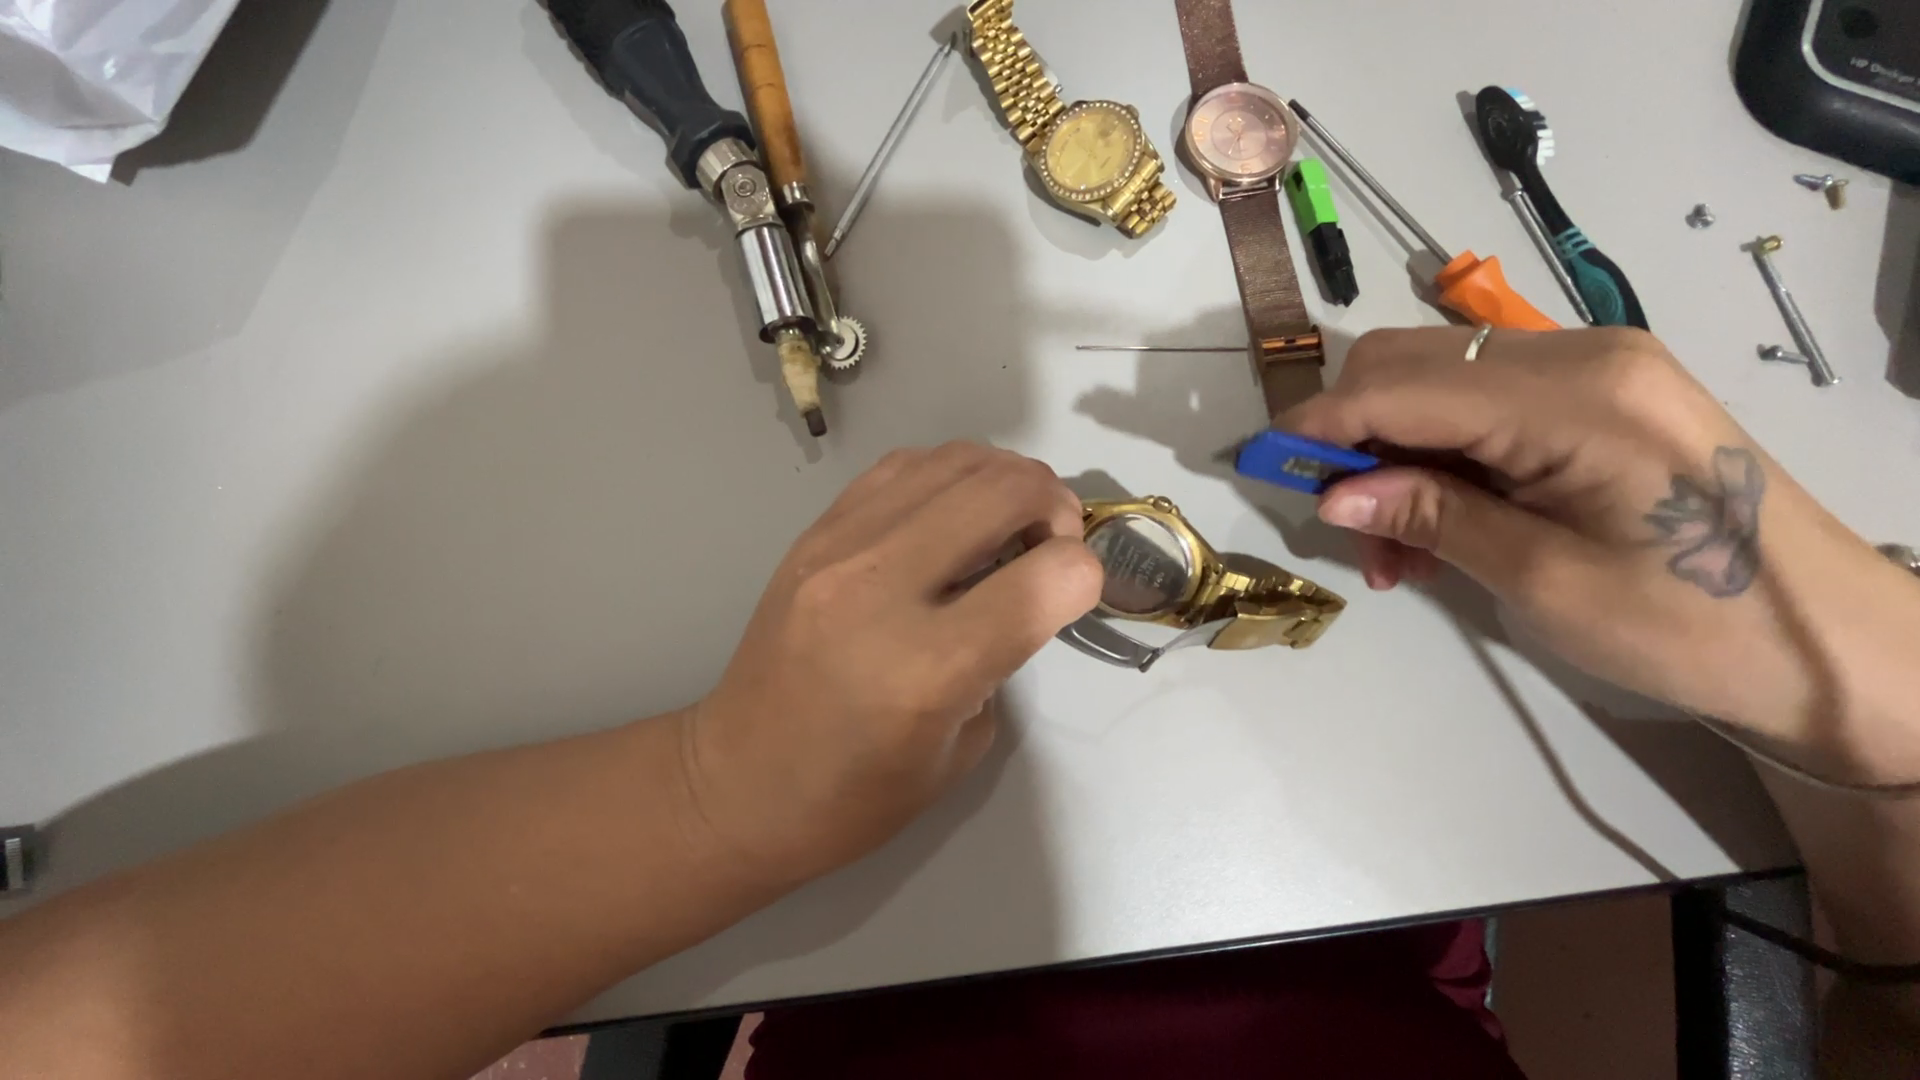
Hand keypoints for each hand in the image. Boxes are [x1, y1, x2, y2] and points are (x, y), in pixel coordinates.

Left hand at [682, 443, 1101, 885]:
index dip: (1085, 574)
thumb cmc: (855, 796)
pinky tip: (952, 511)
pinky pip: (900, 466)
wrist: (737, 782)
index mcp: (928, 667)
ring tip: (1008, 517)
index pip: (1050, 578)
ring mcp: (838, 548)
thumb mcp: (961, 750)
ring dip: (1005, 477)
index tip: (1074, 593)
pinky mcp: (813, 533)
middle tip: (1052, 540)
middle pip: (1004, 489)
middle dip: (1054, 503)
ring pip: (953, 460)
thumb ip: (1004, 657)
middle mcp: (881, 588)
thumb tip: (1024, 587)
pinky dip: (948, 474)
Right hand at [1283, 327, 1919, 780]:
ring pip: (1434, 382)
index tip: (1262, 463)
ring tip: (1390, 548)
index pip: (1405, 385)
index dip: (1322, 423)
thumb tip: (1332, 496)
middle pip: (1411, 361)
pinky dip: (1433, 457)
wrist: (1830, 645)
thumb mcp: (1542, 580)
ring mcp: (1591, 368)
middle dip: (1351, 434)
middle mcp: (1581, 355)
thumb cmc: (1690, 623)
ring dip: (1388, 454)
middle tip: (1334, 517)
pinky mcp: (1594, 394)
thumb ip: (1432, 518)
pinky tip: (1432, 523)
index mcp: (1576, 398)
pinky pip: (1477, 404)